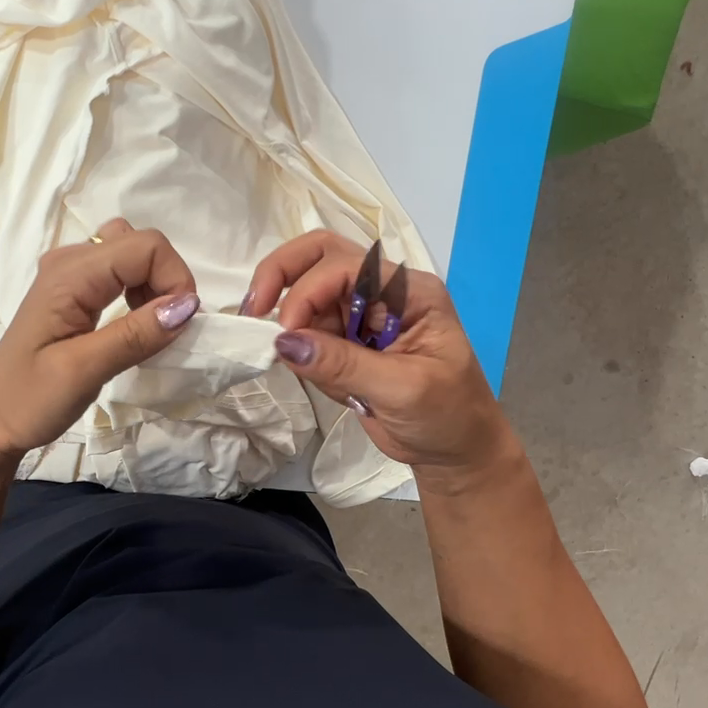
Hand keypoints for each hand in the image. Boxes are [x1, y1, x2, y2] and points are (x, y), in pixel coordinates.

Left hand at [0, 219, 200, 462]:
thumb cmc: (29, 400)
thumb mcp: (83, 371)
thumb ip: (134, 335)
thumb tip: (187, 306)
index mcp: (70, 275)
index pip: (145, 246)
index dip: (175, 278)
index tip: (181, 325)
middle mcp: (68, 263)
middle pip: (138, 243)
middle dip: (166, 280)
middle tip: (165, 329)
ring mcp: (68, 278)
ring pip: (129, 255)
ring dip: (152, 286)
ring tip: (149, 330)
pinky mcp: (71, 296)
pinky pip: (116, 276)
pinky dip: (137, 294)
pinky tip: (133, 328)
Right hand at [243, 230, 520, 487]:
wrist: (455, 450)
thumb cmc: (446, 416)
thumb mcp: (401, 390)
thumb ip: (343, 363)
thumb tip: (284, 342)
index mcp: (408, 291)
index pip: (345, 265)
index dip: (307, 291)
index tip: (285, 334)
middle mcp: (383, 294)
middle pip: (320, 257)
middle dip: (281, 276)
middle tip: (252, 310)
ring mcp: (361, 317)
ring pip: (306, 298)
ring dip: (294, 330)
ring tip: (316, 376)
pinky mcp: (345, 343)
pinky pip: (307, 336)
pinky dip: (303, 358)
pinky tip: (339, 391)